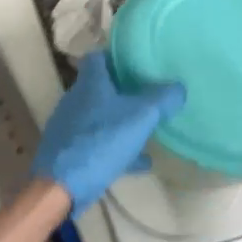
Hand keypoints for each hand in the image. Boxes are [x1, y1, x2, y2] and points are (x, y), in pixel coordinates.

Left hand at [33, 52, 185, 214]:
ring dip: (122, 120)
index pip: (99, 57)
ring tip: (148, 128)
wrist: (62, 185)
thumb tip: (179, 87)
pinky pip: (99, 143)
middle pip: (101, 87)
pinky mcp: (69, 151)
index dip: (118, 56)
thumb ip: (162, 99)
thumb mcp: (141, 117)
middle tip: (150, 94)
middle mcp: (76, 99)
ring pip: (100, 116)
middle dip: (124, 90)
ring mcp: (70, 126)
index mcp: (90, 83)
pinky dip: (118, 148)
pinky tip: (140, 162)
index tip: (139, 62)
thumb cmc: (101, 142)